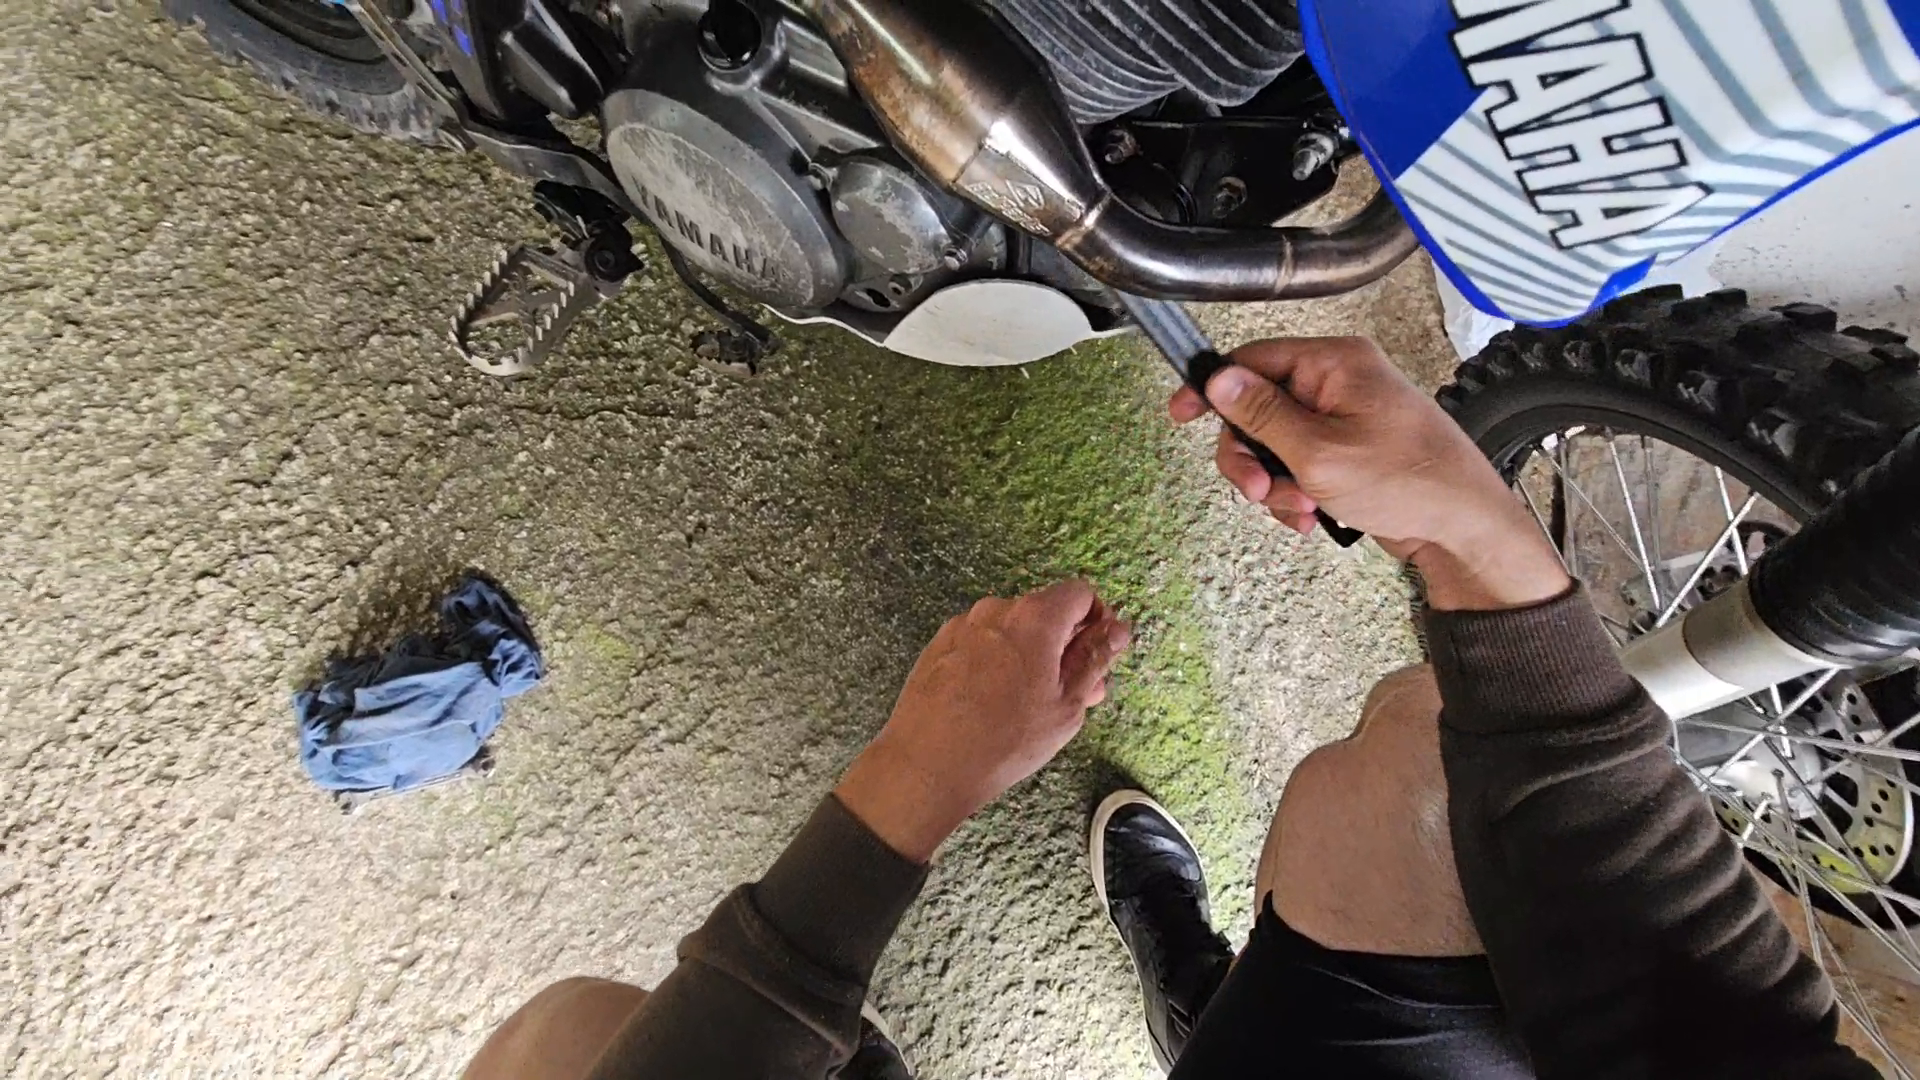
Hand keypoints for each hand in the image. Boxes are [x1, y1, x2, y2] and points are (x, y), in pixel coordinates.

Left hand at [835, 580, 1130, 861]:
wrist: (927, 765)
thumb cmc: (1003, 741)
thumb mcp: (1067, 705)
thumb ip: (1095, 659)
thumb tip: (1117, 630)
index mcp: (1034, 617)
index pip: (1080, 593)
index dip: (1098, 621)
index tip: (1100, 654)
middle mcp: (996, 609)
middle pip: (1046, 612)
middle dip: (1067, 645)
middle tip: (1077, 692)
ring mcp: (963, 625)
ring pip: (1013, 629)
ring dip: (1032, 655)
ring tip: (1034, 705)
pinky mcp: (939, 644)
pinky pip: (982, 642)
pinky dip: (998, 661)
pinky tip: (995, 702)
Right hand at [1169, 337, 1568, 610]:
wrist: (1460, 528)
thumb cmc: (1408, 483)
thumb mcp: (1318, 451)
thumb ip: (1261, 414)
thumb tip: (1218, 379)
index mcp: (1333, 365)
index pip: (1252, 360)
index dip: (1212, 387)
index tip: (1182, 412)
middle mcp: (1334, 384)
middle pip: (1253, 411)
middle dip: (1250, 458)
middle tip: (1258, 489)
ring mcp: (1337, 418)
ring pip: (1269, 445)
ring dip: (1273, 483)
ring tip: (1300, 506)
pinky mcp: (1340, 449)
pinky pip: (1291, 466)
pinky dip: (1291, 494)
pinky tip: (1310, 515)